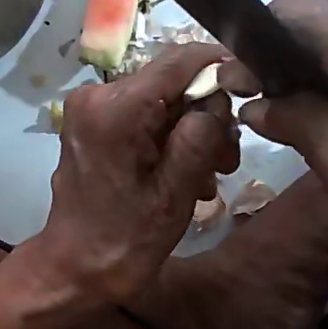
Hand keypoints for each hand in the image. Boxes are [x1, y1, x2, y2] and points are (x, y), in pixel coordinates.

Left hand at [29, 44, 238, 302]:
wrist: (75, 268)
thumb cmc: (125, 240)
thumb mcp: (175, 191)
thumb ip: (202, 135)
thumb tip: (219, 93)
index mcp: (116, 107)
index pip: (182, 60)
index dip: (222, 69)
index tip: (252, 92)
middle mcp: (97, 95)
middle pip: (172, 82)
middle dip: (206, 117)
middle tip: (225, 163)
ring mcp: (91, 108)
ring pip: (162, 101)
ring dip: (190, 134)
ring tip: (205, 179)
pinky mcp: (92, 124)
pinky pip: (143, 116)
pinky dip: (167, 140)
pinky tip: (182, 177)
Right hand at [220, 0, 327, 302]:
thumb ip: (299, 121)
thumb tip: (253, 99)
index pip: (302, 15)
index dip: (256, 45)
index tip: (232, 87)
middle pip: (324, 21)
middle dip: (280, 60)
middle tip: (255, 110)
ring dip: (308, 72)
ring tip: (286, 118)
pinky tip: (325, 115)